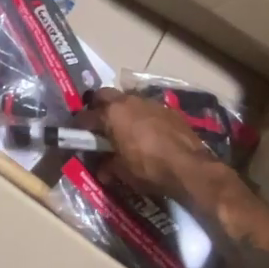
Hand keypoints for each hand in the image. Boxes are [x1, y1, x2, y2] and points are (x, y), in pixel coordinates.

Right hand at [88, 88, 242, 209]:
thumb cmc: (150, 168)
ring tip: (124, 126)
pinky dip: (142, 115)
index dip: (80, 124)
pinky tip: (148, 131)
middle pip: (104, 95)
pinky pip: (147, 107)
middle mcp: (126, 101)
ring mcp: (148, 102)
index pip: (86, 115)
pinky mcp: (167, 108)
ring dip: (122, 109)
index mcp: (111, 114)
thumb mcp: (123, 172)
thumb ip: (108, 166)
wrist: (190, 167)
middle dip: (98, 105)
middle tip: (99, 122)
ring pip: (127, 98)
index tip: (78, 132)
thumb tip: (101, 169)